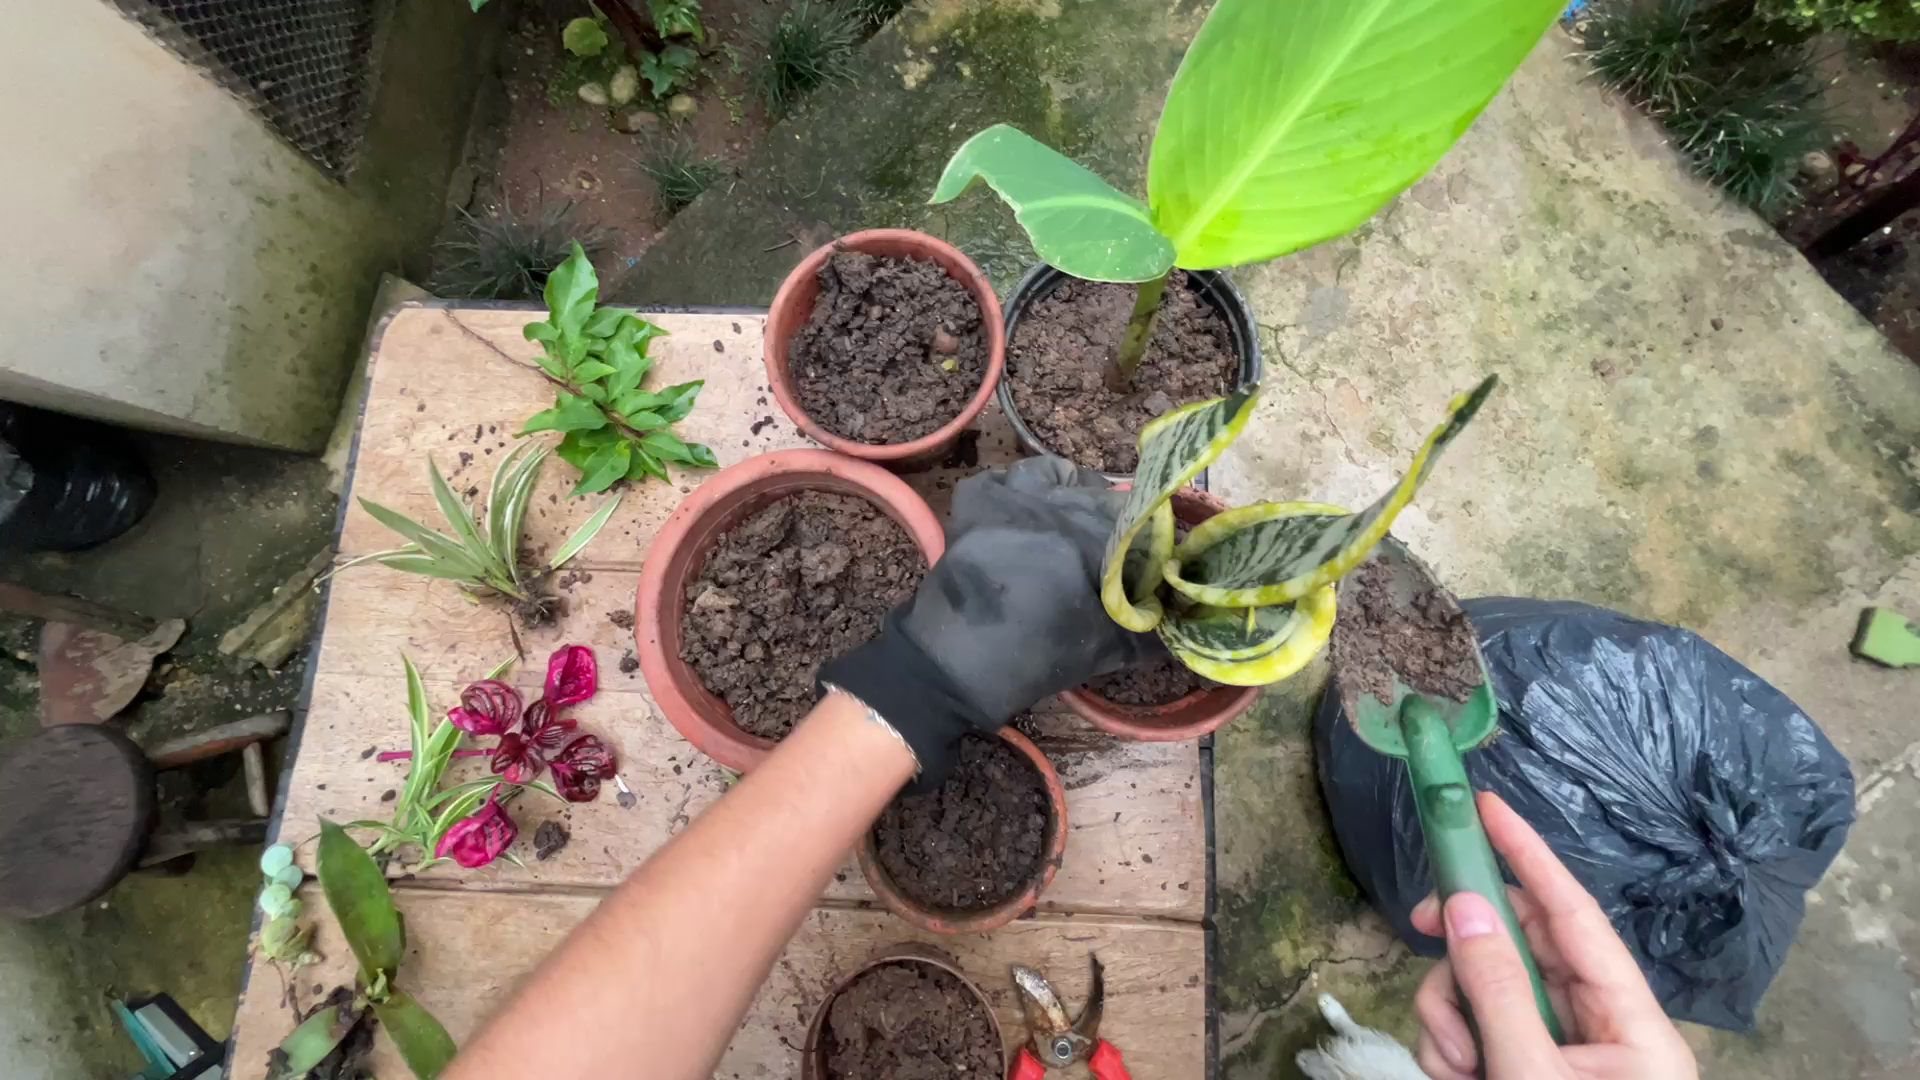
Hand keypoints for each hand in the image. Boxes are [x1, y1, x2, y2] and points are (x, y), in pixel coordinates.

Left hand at [818, 457, 1154, 783]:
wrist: (949, 667)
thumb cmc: (1029, 663)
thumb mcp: (1101, 652)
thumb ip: (1150, 632)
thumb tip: (1187, 615)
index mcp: (1089, 548)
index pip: (1144, 531)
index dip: (1158, 548)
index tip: (1159, 566)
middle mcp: (1053, 512)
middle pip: (1106, 502)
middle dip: (1123, 527)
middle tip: (1120, 553)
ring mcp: (1012, 500)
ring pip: (1063, 479)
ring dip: (1080, 496)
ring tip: (1080, 523)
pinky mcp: (979, 500)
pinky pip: (1015, 474)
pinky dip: (1032, 485)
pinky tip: (1038, 508)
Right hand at [1412, 793, 1696, 1079]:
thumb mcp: (1533, 1078)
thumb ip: (1497, 989)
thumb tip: (1460, 903)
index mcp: (1629, 1024)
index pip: (1572, 915)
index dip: (1527, 854)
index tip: (1482, 805)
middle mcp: (1592, 1023)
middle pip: (1512, 942)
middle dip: (1460, 945)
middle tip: (1416, 925)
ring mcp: (1551, 1042)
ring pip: (1476, 981)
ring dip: (1445, 1011)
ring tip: (1451, 1069)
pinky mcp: (1515, 1060)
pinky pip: (1465, 1020)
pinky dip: (1445, 1040)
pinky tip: (1452, 1078)